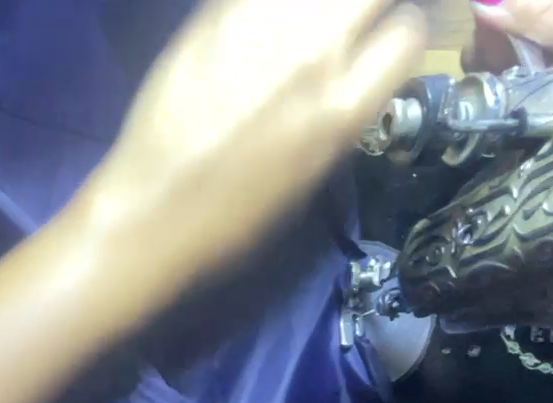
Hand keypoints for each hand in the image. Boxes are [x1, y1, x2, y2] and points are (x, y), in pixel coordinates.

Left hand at [76, 0, 425, 280]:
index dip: (400, 35)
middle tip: (348, 21)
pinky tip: (252, 25)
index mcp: (338, 114)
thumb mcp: (301, 188)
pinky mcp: (208, 18)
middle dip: (368, 3)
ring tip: (298, 26)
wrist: (144, 222)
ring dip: (314, 4)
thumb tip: (348, 86)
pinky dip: (258, 5)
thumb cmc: (223, 230)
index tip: (381, 44)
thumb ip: (334, 124)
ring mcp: (257, 30)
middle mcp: (310, 57)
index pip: (409, 34)